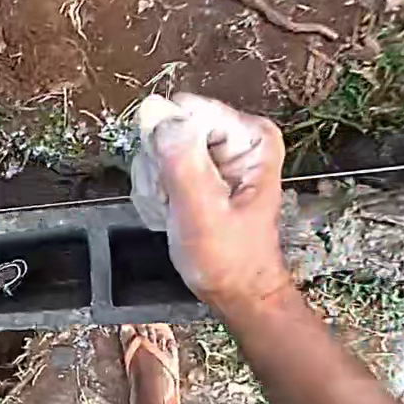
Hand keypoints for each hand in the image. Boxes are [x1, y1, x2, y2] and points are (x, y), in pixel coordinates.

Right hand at [150, 93, 294, 318]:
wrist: (235, 292)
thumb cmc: (227, 259)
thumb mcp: (202, 211)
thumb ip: (180, 160)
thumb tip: (156, 111)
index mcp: (249, 136)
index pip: (184, 113)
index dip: (168, 148)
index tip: (177, 185)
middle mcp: (232, 138)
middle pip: (166, 131)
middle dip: (159, 173)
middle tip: (175, 205)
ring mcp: (211, 156)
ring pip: (154, 153)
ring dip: (155, 189)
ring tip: (176, 215)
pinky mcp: (195, 173)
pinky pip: (155, 171)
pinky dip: (156, 199)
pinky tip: (174, 217)